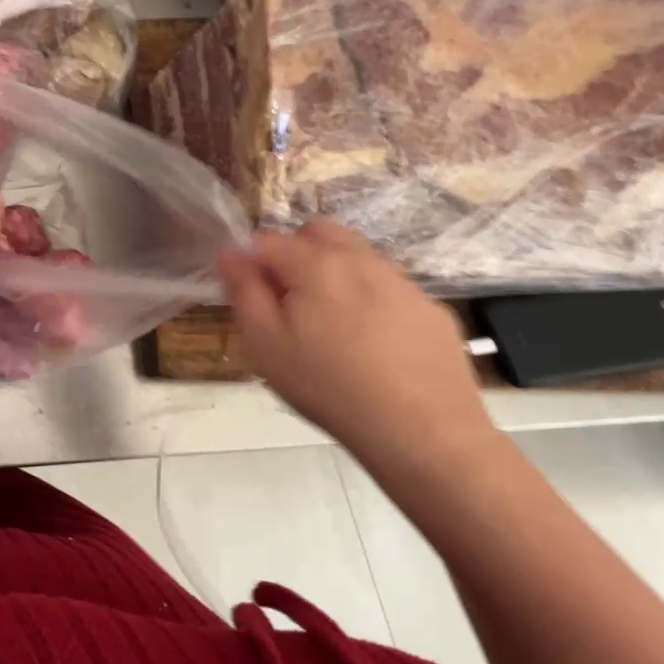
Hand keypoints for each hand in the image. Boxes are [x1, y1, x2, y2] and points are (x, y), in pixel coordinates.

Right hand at [216, 219, 497, 464]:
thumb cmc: (328, 386)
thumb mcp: (264, 344)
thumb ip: (243, 291)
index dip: (250, 263)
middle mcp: (363, 261)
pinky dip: (369, 299)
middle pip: (319, 231)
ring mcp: (404, 283)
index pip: (267, 240)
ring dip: (334, 273)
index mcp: (317, 265)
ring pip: (358, 256)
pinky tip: (369, 343)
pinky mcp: (433, 310)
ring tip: (328, 324)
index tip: (251, 297)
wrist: (424, 432)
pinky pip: (389, 287)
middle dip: (296, 252)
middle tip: (287, 300)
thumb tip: (229, 255)